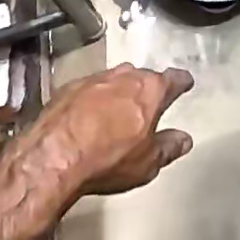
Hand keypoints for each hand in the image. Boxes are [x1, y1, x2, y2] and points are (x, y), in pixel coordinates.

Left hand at [9, 64, 194, 201]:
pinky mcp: (70, 86)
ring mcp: (95, 78)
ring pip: (116, 79)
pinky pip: (91, 88)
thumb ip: (168, 147)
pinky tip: (91, 115)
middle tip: (150, 102)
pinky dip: (96, 98)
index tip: (185, 82)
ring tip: (121, 109)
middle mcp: (124, 76)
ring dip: (120, 91)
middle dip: (148, 87)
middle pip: (142, 76)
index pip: (172, 79)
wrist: (55, 154)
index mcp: (149, 91)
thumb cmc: (109, 159)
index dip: (180, 82)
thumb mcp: (147, 163)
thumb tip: (184, 139)